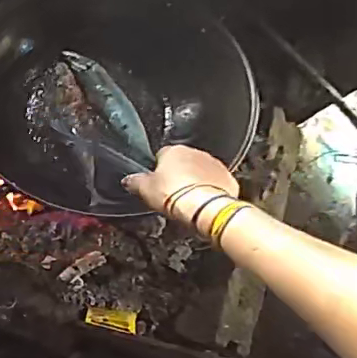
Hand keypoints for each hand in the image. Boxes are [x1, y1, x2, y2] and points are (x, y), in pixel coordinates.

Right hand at [124, 145, 238, 224]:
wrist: (203, 207)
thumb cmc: (174, 194)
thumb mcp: (144, 188)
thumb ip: (134, 181)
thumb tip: (128, 180)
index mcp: (174, 150)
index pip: (161, 155)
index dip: (157, 169)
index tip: (155, 183)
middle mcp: (196, 153)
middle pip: (183, 162)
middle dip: (177, 175)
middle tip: (169, 193)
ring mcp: (214, 165)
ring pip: (200, 172)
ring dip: (194, 182)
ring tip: (185, 200)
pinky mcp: (228, 179)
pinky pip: (215, 183)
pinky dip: (208, 190)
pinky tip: (200, 202)